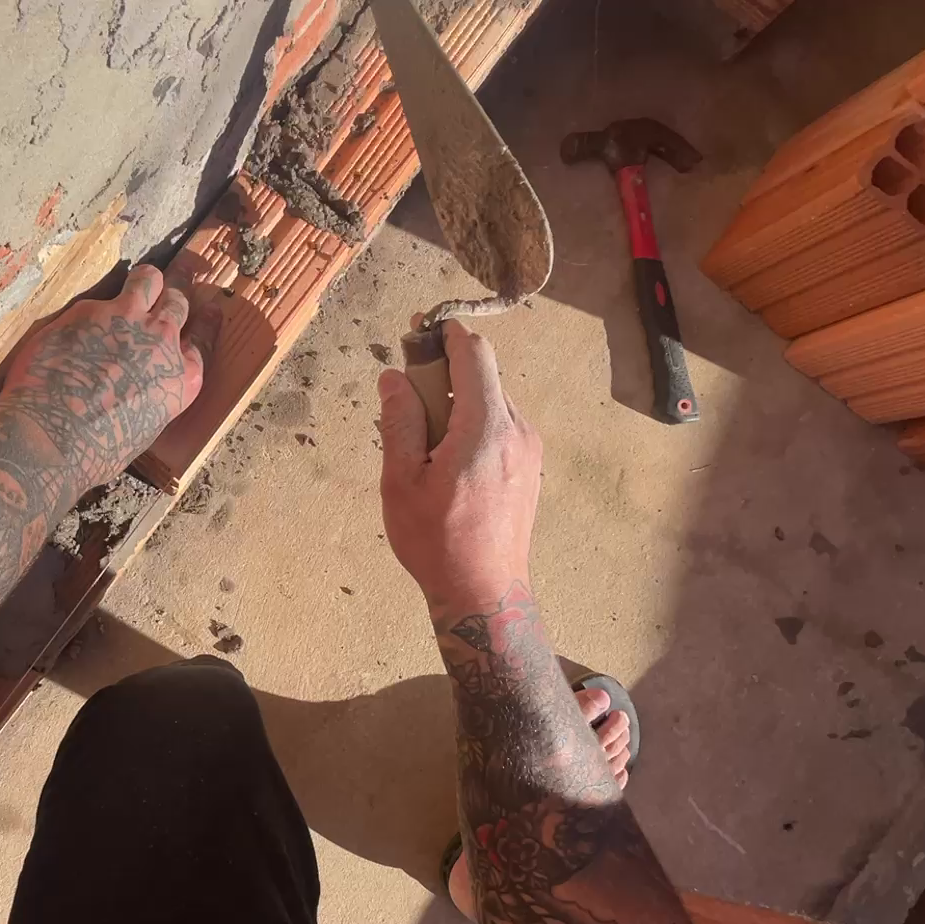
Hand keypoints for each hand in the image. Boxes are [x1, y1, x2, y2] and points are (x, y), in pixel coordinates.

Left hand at [0, 264, 217, 489]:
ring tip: (137, 283)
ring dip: (144, 281)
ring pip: (147, 279)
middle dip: (175, 294)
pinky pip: (99, 297)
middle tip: (172, 284)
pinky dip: (94, 307)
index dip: (207, 321)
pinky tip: (78, 322)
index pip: (203, 340)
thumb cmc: (97, 450)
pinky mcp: (89, 309)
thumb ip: (150, 396)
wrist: (54, 436)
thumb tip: (136, 390)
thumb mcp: (144, 430)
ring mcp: (127, 319)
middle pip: (177, 302)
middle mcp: (162, 342)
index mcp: (182, 379)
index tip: (210, 308)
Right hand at [376, 320, 540, 613]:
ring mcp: (530, 450)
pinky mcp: (530, 468)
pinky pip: (498, 428)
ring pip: (489, 404)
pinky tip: (446, 465)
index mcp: (485, 427)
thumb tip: (393, 377)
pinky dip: (470, 428)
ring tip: (423, 449)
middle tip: (404, 404)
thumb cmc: (435, 540)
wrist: (484, 591)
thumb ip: (399, 422)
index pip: (474, 354)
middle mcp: (518, 429)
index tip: (417, 332)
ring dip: (454, 407)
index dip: (445, 335)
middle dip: (441, 377)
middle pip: (481, 377)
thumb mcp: (401, 481)